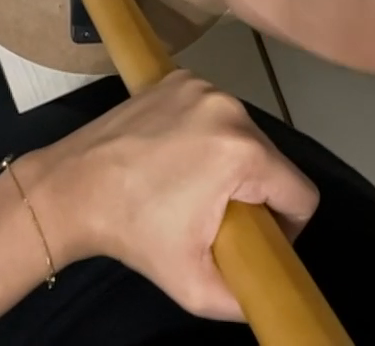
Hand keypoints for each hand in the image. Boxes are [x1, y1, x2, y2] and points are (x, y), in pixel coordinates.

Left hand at [19, 71, 316, 320]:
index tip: (257, 240)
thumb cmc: (134, 232)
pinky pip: (213, 112)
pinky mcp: (175, 78)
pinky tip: (177, 157)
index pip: (301, 193)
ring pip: (243, 134)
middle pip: (272, 160)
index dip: (289, 228)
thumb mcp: (196, 286)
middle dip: (255, 193)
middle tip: (219, 217)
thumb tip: (267, 292)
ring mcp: (199, 85)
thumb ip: (246, 297)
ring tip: (193, 187)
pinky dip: (205, 134)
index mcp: (241, 149)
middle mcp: (227, 106)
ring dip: (231, 162)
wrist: (74, 185)